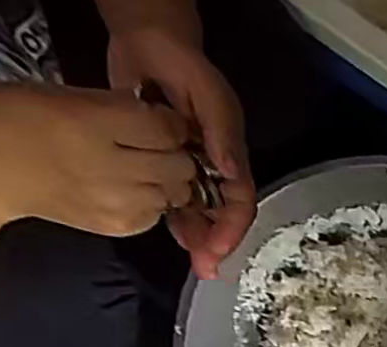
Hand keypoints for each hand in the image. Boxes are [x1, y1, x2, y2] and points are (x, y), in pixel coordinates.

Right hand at [0, 82, 195, 236]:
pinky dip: (152, 201)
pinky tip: (126, 188)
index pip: (165, 130)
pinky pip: (158, 214)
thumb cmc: (5, 120)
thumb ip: (112, 107)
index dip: (170, 125)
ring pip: (176, 193)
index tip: (163, 122)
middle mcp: (110, 168)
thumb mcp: (56, 94)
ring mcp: (118, 202)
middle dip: (176, 155)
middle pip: (180, 166)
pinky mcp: (120, 226)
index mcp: (90, 125)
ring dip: (166, 181)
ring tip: (139, 169)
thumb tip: (156, 116)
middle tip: (156, 147)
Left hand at [106, 22, 254, 278]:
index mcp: (231, 156)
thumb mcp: (206, 93)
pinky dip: (172, 217)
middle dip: (218, 244)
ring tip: (193, 262)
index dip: (232, 228)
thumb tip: (230, 172)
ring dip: (198, 237)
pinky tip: (169, 233)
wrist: (146, 37)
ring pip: (200, 211)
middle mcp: (216, 168)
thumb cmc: (182, 62)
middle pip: (223, 215)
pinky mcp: (164, 159)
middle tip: (207, 270)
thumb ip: (219, 132)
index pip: (240, 201)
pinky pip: (174, 196)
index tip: (217, 248)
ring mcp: (191, 165)